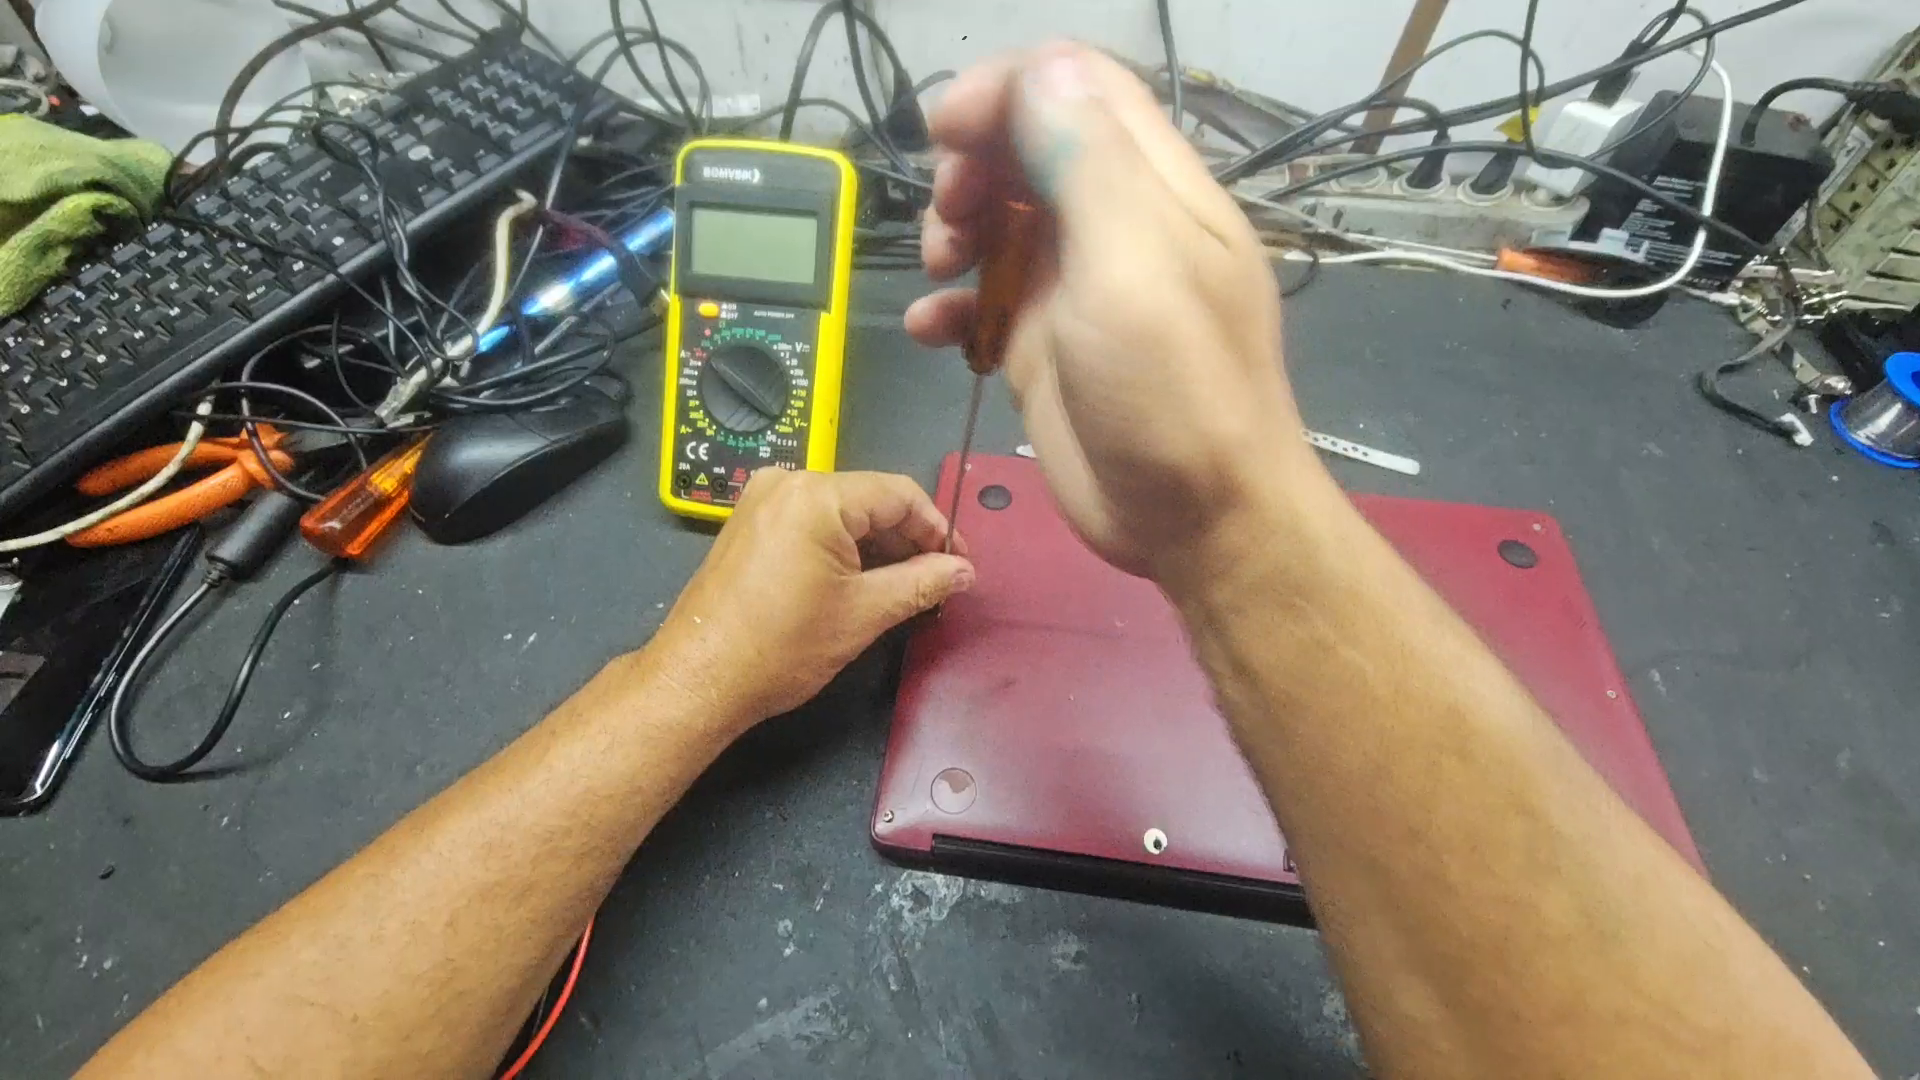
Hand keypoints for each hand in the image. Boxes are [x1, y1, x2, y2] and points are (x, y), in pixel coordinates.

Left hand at [642, 469, 973, 734]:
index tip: (960, 563)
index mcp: (817, 495)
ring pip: (843, 512)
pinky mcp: (751, 523)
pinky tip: (863, 579)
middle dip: (909, 538)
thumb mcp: (864, 613)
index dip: (938, 527)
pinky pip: (813, 522)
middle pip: (870, 499)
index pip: (899, 494)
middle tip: (938, 579)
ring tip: (906, 585)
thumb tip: (966, 571)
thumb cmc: (784, 646)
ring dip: (879, 544)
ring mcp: (763, 501)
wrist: (699, 679)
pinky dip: (845, 546)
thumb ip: (922, 583)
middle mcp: (787, 483)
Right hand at [905, 44, 1329, 579]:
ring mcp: (1076, 292)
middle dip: (973, 166)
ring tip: (940, 270)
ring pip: (999, 223)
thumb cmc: (1173, 394)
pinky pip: (985, 305)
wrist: (1194, 519)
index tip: (945, 131)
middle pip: (1029, 150)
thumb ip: (1089, 162)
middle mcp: (1113, 230)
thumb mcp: (1136, 267)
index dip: (1006, 90)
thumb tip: (1042, 70)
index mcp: (1152, 191)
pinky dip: (950, 308)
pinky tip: (930, 331)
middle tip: (949, 219)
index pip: (1077, 89)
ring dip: (954, 231)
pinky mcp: (1044, 350)